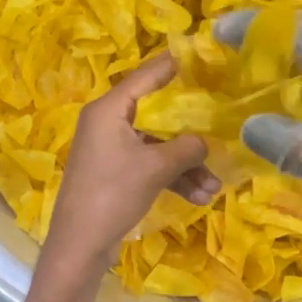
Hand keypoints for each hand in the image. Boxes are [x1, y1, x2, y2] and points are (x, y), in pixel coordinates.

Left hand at [43, 54, 220, 270]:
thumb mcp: (155, 168)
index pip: (147, 75)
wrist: (80, 245)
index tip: (205, 57)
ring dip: (186, 167)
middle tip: (222, 130)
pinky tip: (198, 197)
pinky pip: (148, 167)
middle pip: (157, 116)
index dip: (176, 66)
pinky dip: (171, 180)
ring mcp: (109, 151)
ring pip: (156, 148)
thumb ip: (186, 147)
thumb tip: (206, 142)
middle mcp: (107, 123)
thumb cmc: (113, 194)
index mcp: (109, 109)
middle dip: (191, 134)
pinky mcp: (113, 176)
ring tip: (213, 188)